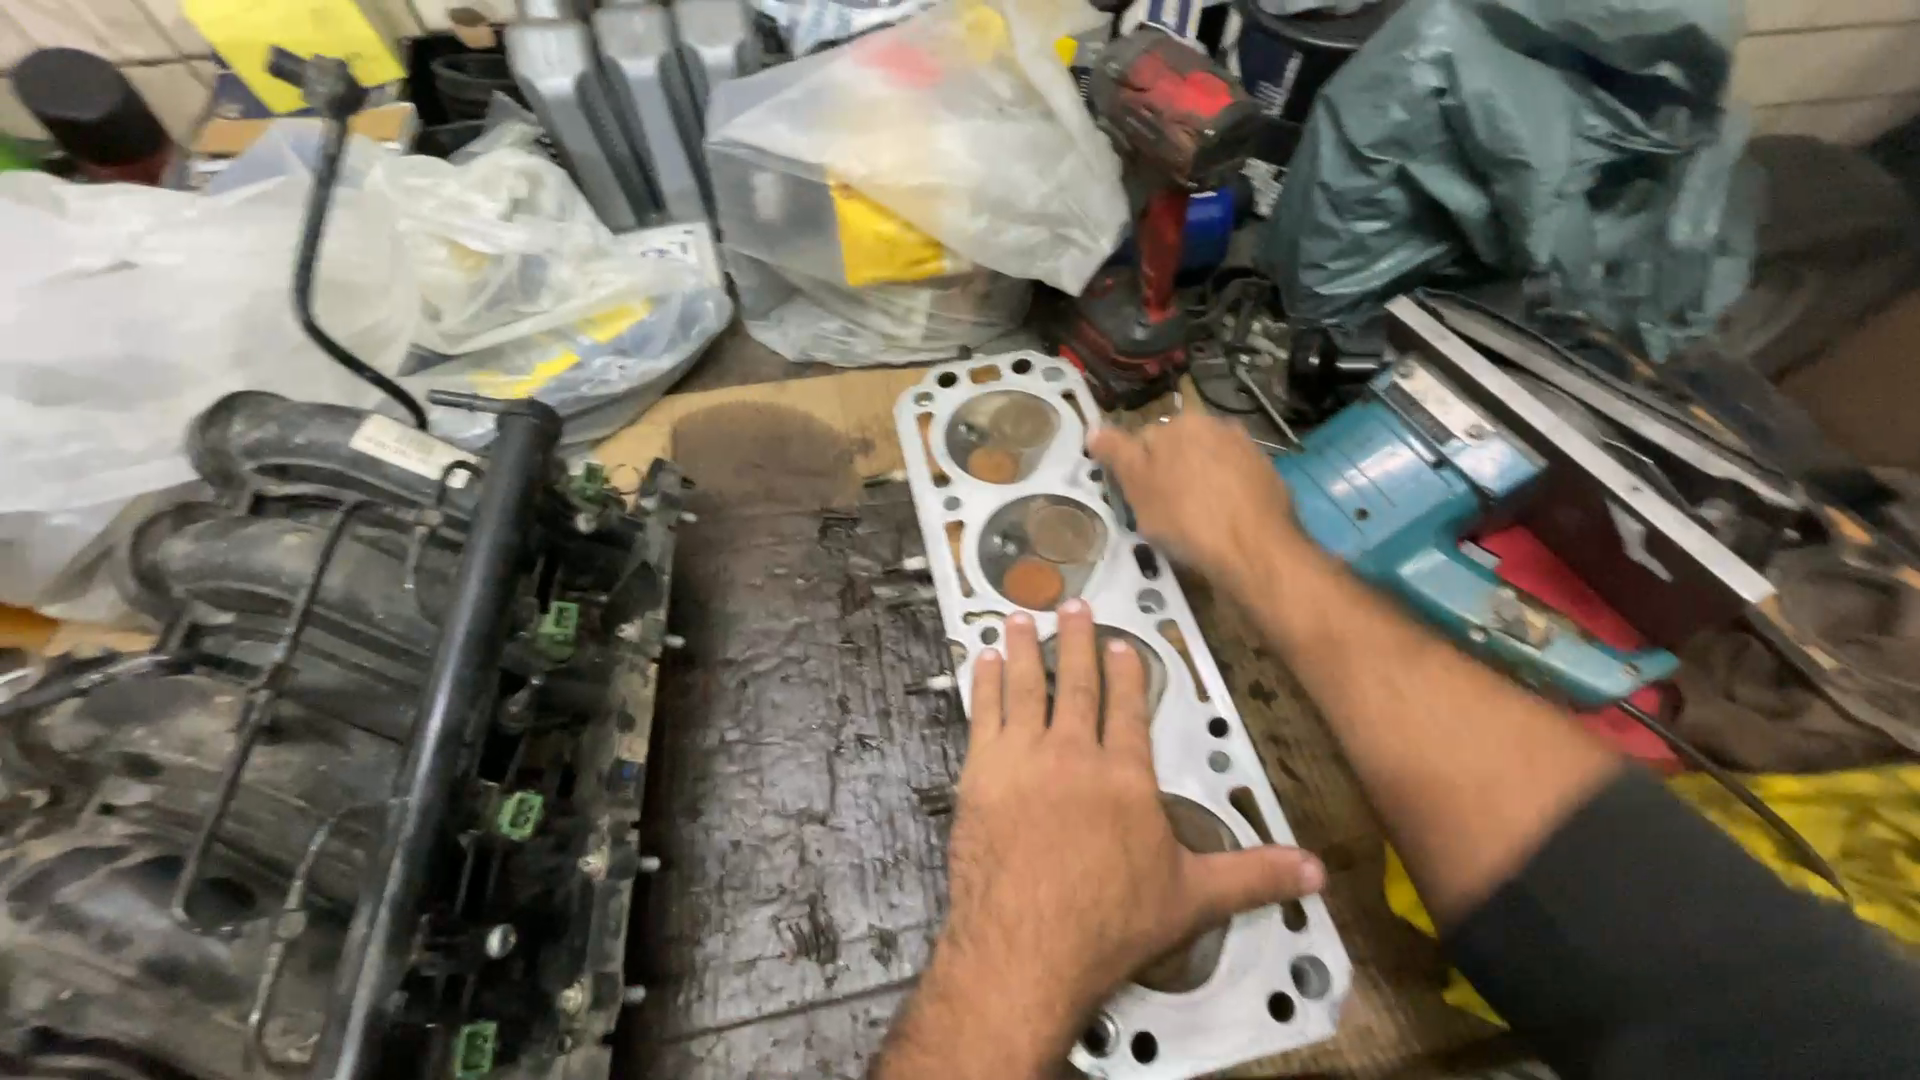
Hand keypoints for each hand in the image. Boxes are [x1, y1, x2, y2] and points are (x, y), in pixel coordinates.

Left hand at [939, 600, 1324, 1050]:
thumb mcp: (1193, 898)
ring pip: (1026, 687)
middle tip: (1073, 606)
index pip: (1128, 710)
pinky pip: (983, 713)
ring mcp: (1023, 758)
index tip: (1122, 644)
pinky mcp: (980, 772)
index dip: (1126, 674)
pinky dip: (984, 682)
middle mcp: (1074, 753)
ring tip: (1021, 616)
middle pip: (1077, 685)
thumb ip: (1253, 874)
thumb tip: (1319, 871)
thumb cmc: (1112, 922)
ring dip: (1026, 649)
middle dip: (1078, 642)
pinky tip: (983, 660)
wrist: (1027, 944)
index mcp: (1125, 775)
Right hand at [1088, 415, 1302, 583]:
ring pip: (1206, 465)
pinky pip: (1232, 481)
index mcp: (1181, 422)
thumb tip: (1093, 431)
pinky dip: (1224, 495)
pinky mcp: (1267, 475)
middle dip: (1169, 475)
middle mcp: (1217, 425)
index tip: (1138, 500)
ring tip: (1195, 520)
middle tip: (1164, 513)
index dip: (1135, 473)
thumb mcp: (1137, 486)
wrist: (1254, 548)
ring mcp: (1247, 449)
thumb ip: (1116, 453)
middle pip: (1178, 450)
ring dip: (1197, 484)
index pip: (1143, 440)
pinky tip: (1222, 521)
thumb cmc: (1185, 517)